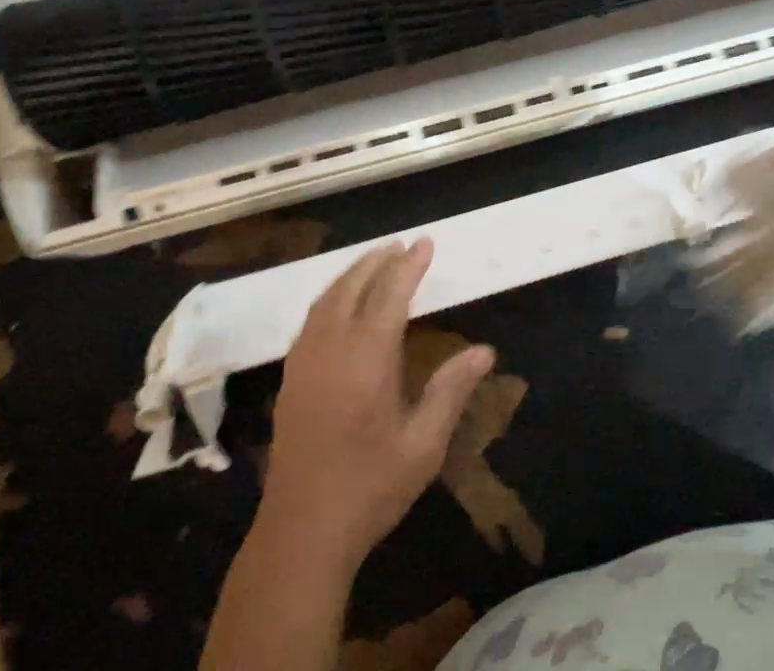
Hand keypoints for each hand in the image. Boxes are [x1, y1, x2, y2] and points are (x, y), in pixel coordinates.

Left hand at [256, 238, 493, 572]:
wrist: (302, 531)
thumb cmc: (371, 489)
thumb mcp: (424, 445)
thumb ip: (450, 391)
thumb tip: (484, 351)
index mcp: (366, 363)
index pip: (388, 298)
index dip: (408, 268)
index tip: (425, 242)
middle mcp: (329, 353)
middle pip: (350, 290)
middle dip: (376, 262)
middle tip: (401, 244)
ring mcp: (303, 366)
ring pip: (324, 303)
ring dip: (350, 276)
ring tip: (374, 261)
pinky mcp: (290, 382)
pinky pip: (309, 322)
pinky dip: (330, 299)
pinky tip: (340, 305)